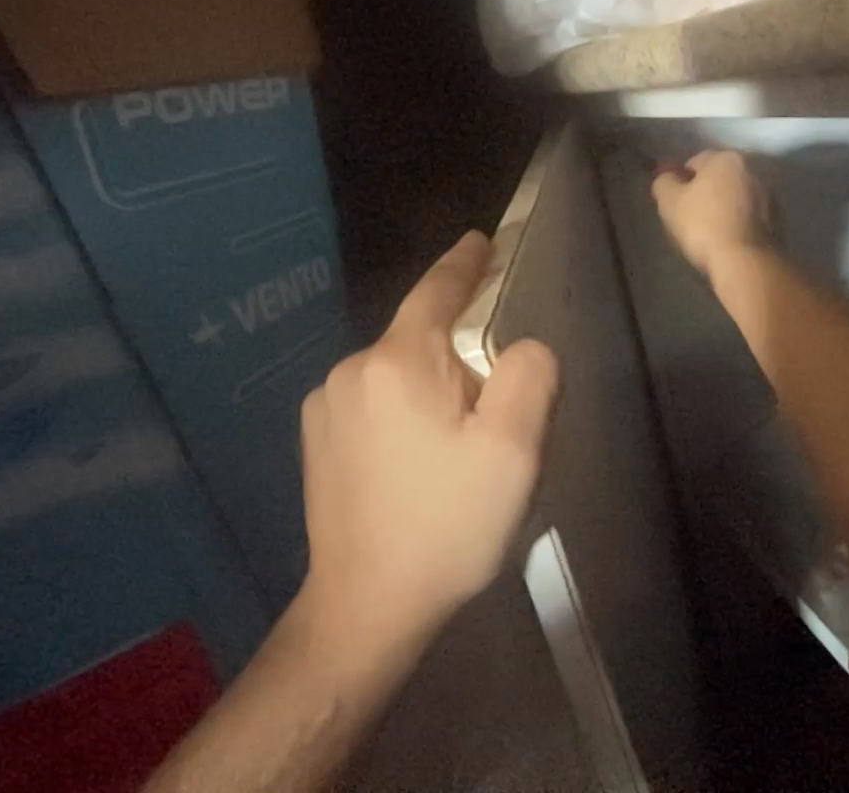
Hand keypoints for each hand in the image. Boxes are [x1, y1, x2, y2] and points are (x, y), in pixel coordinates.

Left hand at [297, 232, 558, 653]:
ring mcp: (325, 408)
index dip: (464, 264)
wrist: (368, 608)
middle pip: (424, 337)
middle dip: (464, 353)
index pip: (437, 291)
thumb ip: (529, 374)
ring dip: (436, 386)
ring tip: (463, 445)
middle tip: (501, 410)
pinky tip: (424, 459)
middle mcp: (350, 372)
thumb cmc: (449, 524)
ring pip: (401, 372)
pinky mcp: (318, 442)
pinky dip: (409, 409)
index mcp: (397, 363)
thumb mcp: (514, 448)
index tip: (481, 241)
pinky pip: (378, 400)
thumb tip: (520, 347)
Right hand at [651, 150, 770, 274]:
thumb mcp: (669, 201)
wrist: (746, 261)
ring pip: (739, 197)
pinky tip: (732, 241)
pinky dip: (742, 223)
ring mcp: (771, 195)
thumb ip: (664, 182)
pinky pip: (753, 216)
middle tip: (693, 218)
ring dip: (728, 207)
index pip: (697, 161)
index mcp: (728, 158)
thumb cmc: (704, 225)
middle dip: (708, 192)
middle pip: (722, 178)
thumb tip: (669, 178)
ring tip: (714, 232)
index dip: (682, 181)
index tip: (677, 203)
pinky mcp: (780, 219)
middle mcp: (754, 169)